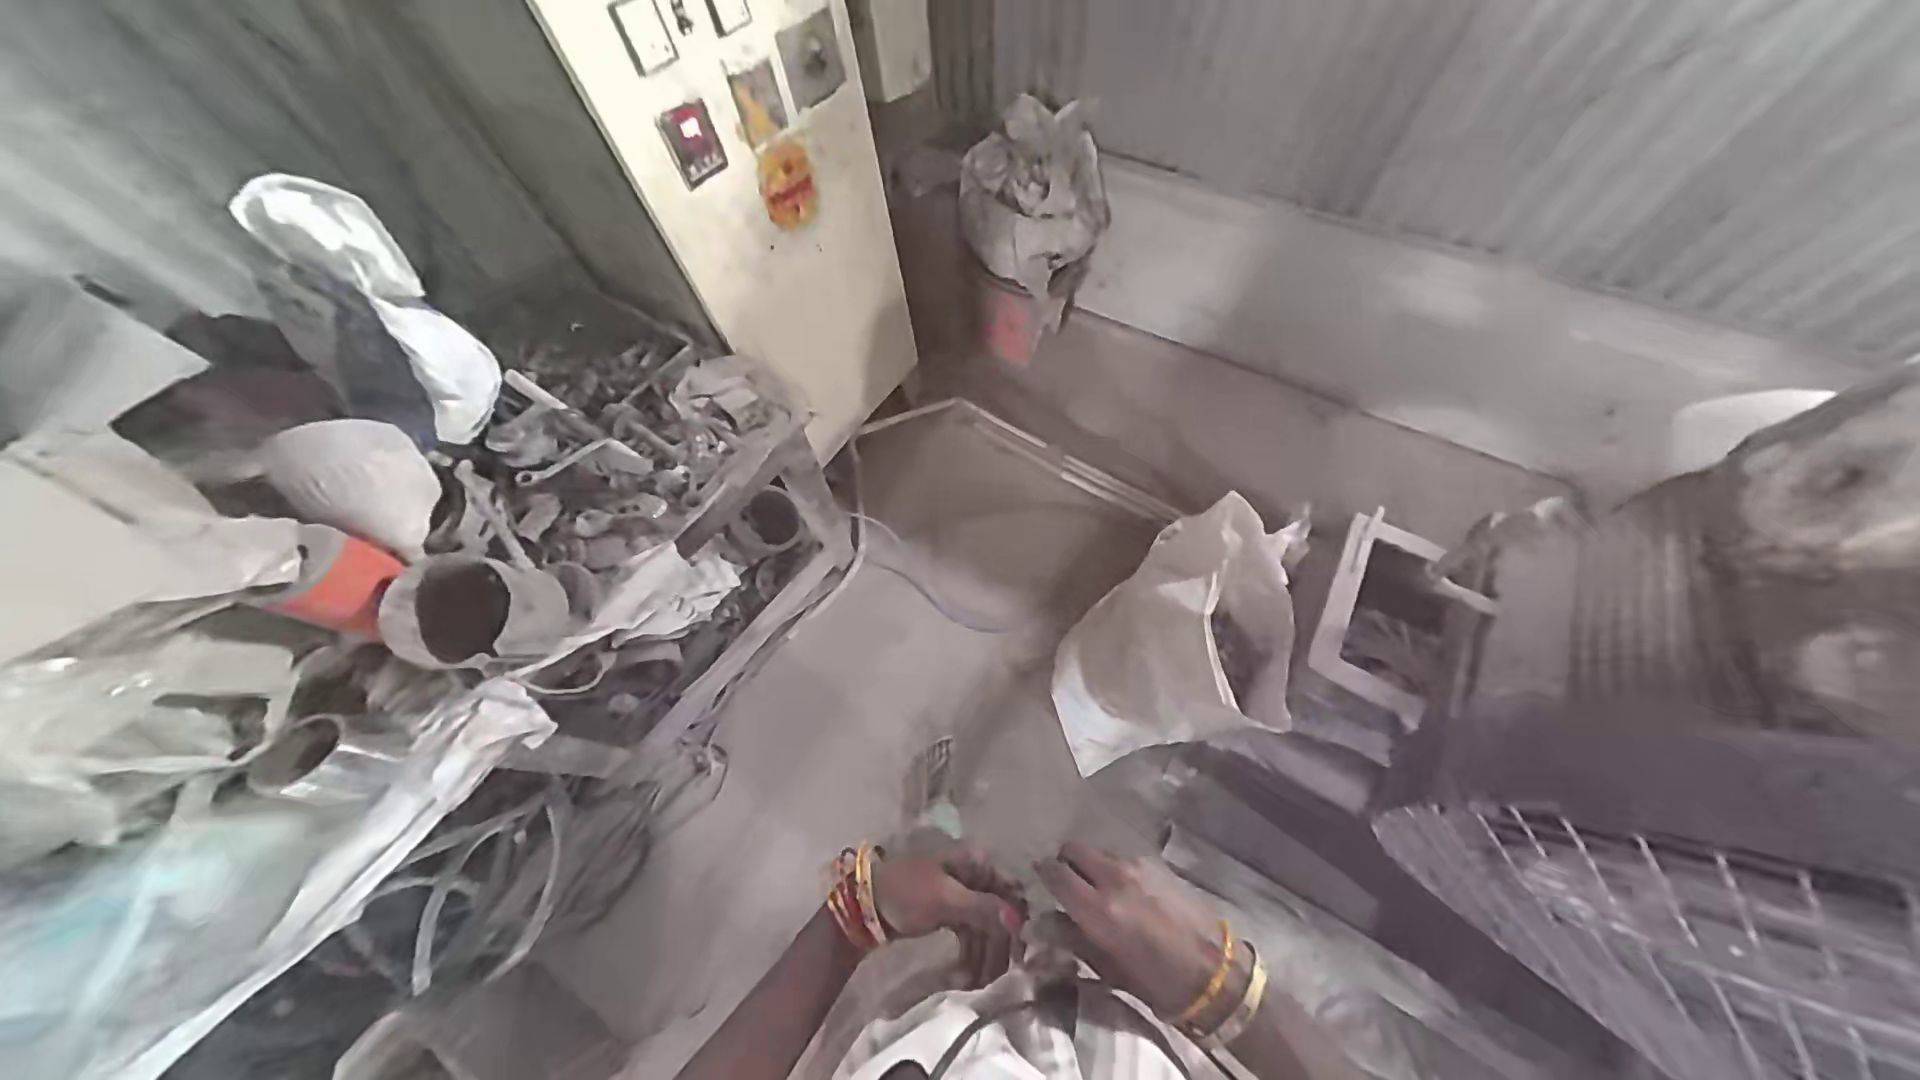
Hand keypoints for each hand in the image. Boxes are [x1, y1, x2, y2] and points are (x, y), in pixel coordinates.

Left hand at [871, 847, 1027, 987]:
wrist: (866, 905)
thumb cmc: (907, 893)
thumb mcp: (947, 900)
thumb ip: (983, 908)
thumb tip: (1017, 919)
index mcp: (976, 863)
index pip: (1010, 891)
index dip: (1016, 922)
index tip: (1018, 954)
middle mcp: (973, 876)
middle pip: (999, 913)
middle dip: (999, 946)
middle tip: (997, 978)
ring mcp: (961, 895)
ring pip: (985, 928)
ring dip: (985, 956)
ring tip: (978, 985)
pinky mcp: (950, 913)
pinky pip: (970, 935)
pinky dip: (971, 955)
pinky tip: (968, 978)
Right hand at [1034, 841, 1238, 1021]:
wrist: (1217, 974)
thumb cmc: (1158, 982)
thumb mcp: (1108, 968)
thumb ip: (1070, 938)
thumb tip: (1037, 922)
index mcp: (1099, 908)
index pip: (1055, 872)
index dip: (1043, 873)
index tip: (1040, 880)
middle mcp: (1114, 876)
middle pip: (1073, 849)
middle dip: (1065, 862)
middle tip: (1068, 884)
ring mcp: (1137, 864)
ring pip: (1098, 851)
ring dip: (1091, 865)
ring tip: (1100, 890)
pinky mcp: (1156, 862)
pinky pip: (1122, 856)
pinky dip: (1114, 868)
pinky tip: (1127, 892)